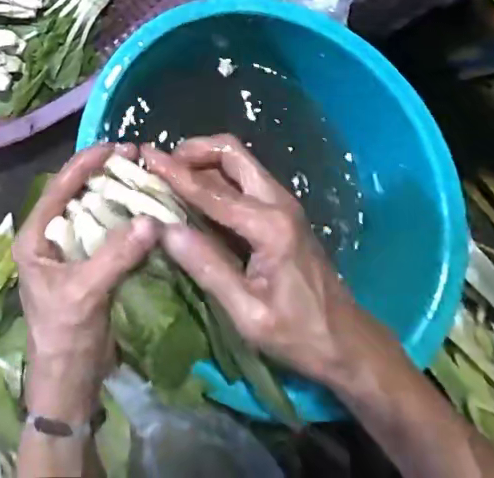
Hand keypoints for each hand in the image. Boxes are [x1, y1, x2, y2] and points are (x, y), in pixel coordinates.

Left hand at [13, 142, 159, 421]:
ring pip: (94, 212)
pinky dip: (125, 220)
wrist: (68, 385)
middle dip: (104, 175)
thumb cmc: (64, 337)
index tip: (114, 146)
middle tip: (136, 157)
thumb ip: (115, 255)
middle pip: (77, 194)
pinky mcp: (88, 266)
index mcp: (35, 236)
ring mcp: (69, 252)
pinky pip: (107, 233)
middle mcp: (50, 237)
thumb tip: (150, 219)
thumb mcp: (86, 293)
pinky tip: (146, 210)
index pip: (60, 188)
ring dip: (116, 195)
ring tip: (144, 177)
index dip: (85, 163)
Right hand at [142, 135, 407, 400]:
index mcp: (269, 226)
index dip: (174, 172)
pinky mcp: (281, 211)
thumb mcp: (248, 314)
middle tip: (161, 164)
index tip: (145, 154)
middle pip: (231, 152)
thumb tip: (164, 229)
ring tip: (172, 175)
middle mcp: (278, 202)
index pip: (211, 190)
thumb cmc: (299, 334)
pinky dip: (215, 174)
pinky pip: (243, 177)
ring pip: (238, 160)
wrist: (348, 342)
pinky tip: (196, 194)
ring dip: (204, 159)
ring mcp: (282, 203)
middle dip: (193, 150)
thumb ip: (207, 268)